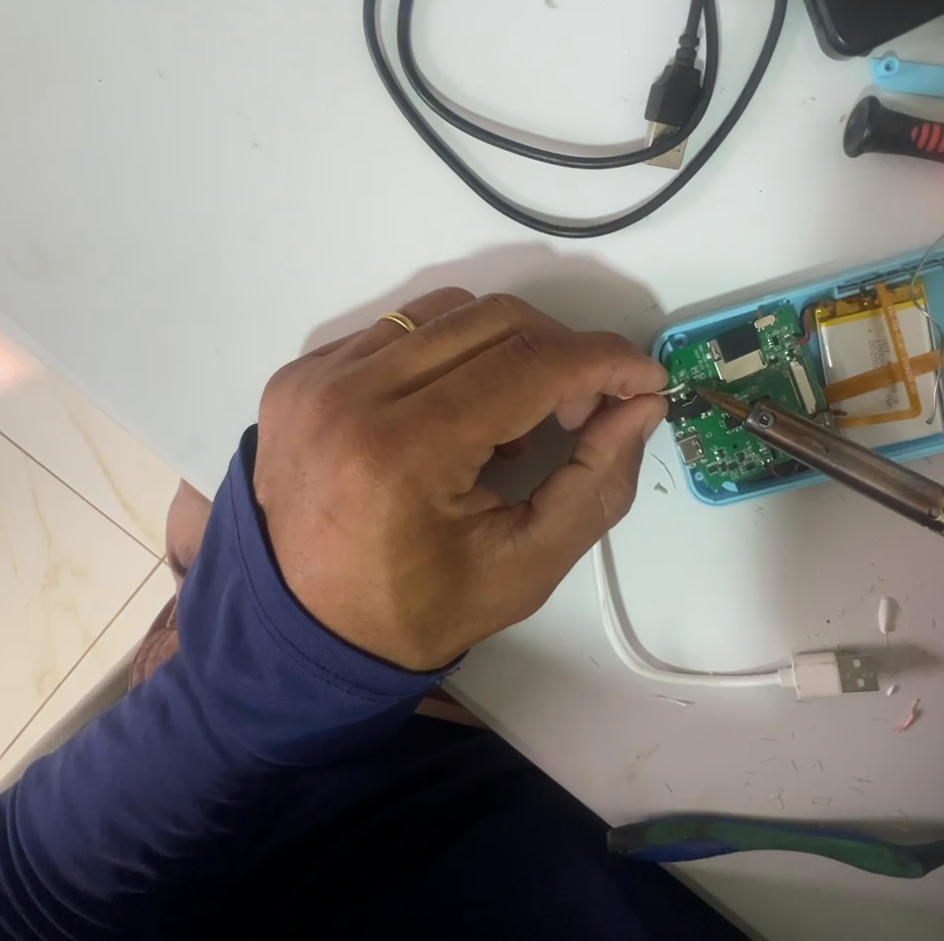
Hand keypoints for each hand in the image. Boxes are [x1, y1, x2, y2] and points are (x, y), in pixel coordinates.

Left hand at [254, 289, 667, 670]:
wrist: (297, 630)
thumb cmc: (415, 611)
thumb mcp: (524, 568)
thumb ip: (597, 484)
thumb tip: (640, 404)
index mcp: (403, 451)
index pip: (529, 365)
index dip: (604, 362)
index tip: (645, 379)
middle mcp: (351, 394)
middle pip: (494, 321)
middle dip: (561, 353)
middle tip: (581, 411)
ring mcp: (317, 377)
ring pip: (448, 312)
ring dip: (506, 350)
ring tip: (510, 423)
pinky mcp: (302, 374)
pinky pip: (400, 331)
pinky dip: (449, 356)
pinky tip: (452, 415)